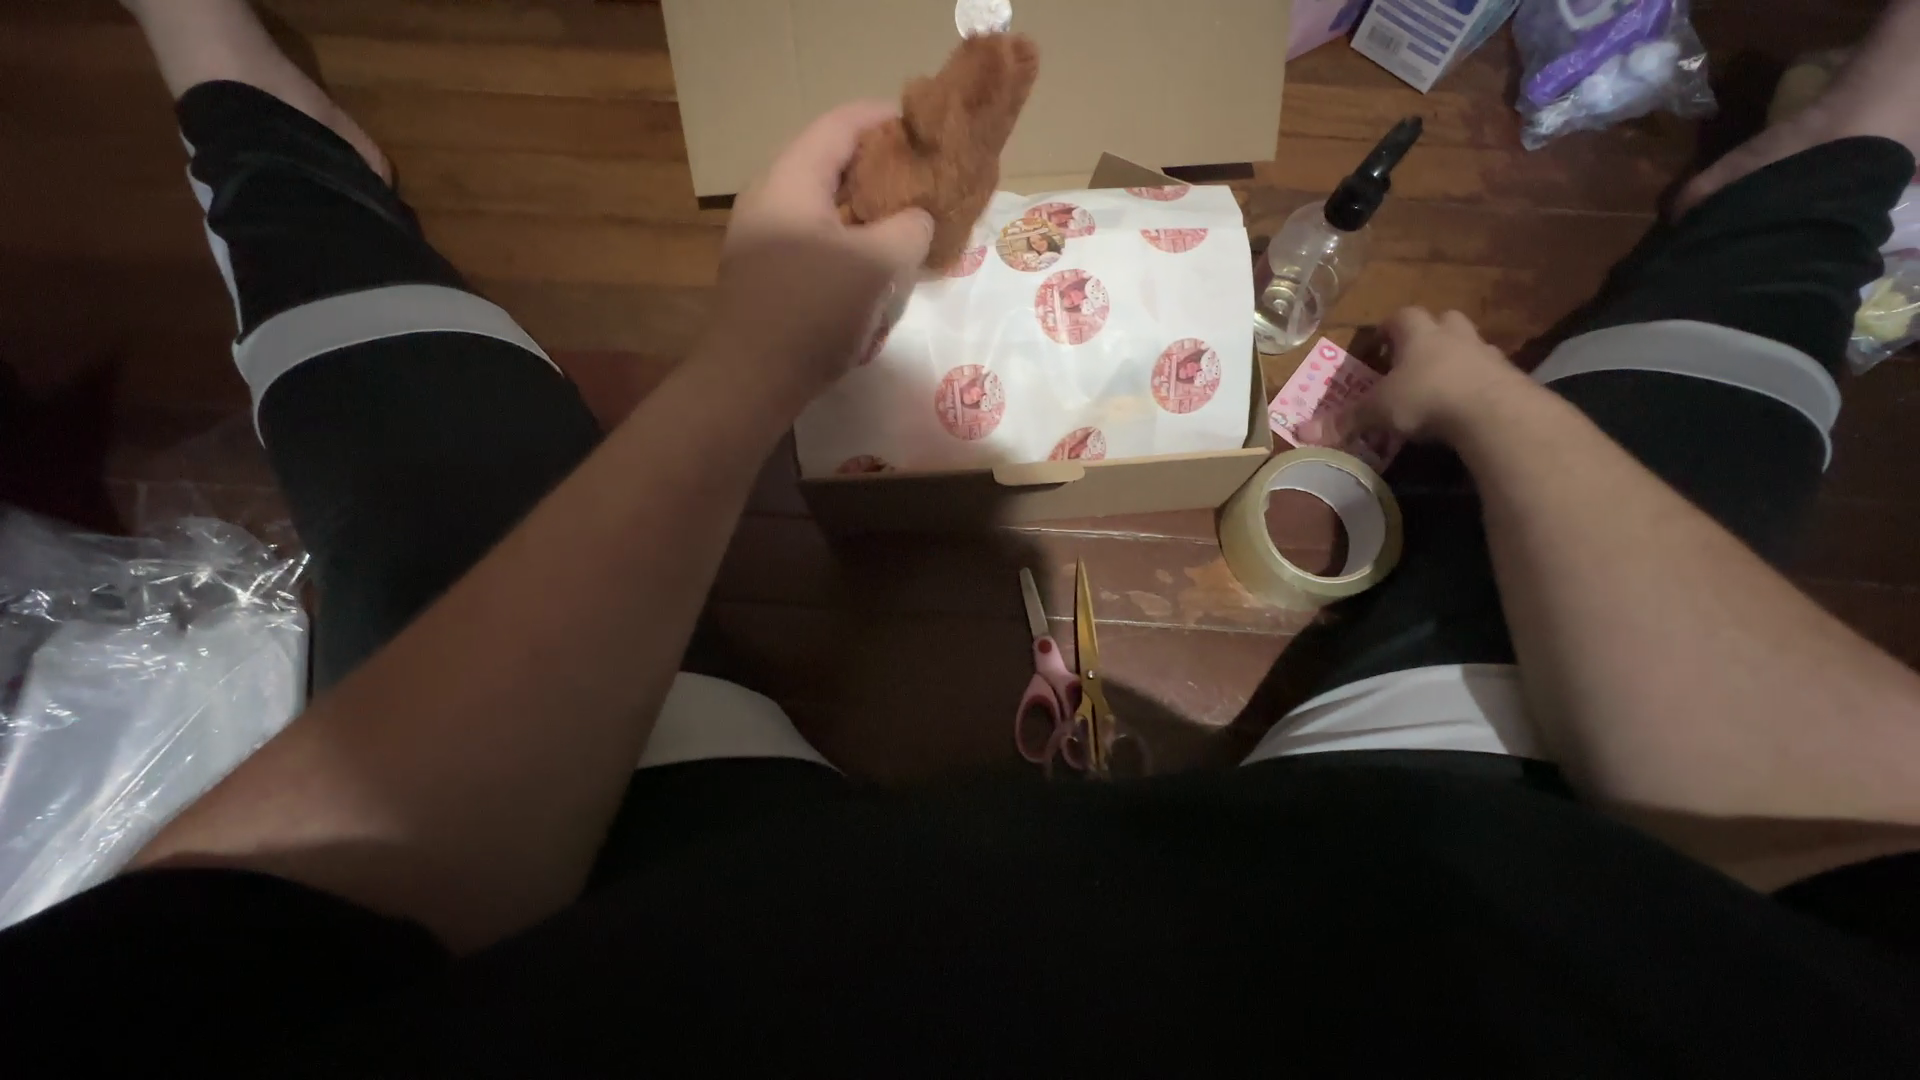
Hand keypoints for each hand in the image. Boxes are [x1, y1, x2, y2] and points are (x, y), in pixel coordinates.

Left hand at [702, 101, 935, 402]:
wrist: (751, 379)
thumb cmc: (814, 311)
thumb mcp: (877, 266)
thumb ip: (909, 229)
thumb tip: (917, 219)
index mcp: (791, 179)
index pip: (842, 123)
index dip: (886, 118)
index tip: (925, 130)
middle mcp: (768, 198)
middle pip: (829, 163)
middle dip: (878, 170)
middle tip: (919, 184)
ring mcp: (760, 237)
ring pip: (820, 207)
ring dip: (862, 213)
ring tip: (901, 228)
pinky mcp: (762, 273)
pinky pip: (810, 241)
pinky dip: (843, 243)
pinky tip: (868, 271)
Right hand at [1297, 308, 1531, 447]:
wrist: (1493, 411)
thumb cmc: (1426, 397)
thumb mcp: (1378, 411)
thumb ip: (1344, 421)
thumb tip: (1301, 434)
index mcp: (1418, 335)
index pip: (1400, 316)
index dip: (1386, 329)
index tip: (1377, 346)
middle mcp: (1453, 336)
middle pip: (1442, 321)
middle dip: (1427, 334)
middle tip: (1411, 359)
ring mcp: (1485, 353)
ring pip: (1468, 344)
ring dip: (1453, 357)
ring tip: (1437, 384)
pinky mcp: (1508, 377)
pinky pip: (1487, 372)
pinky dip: (1474, 383)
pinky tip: (1463, 405)